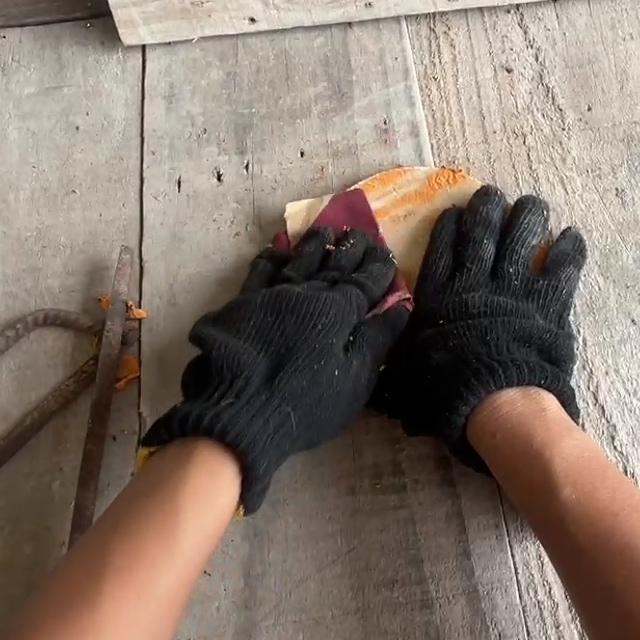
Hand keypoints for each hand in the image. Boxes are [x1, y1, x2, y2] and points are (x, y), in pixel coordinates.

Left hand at [142, 227, 408, 511]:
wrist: (238, 409)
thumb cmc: (306, 402)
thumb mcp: (355, 379)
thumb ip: (377, 339)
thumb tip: (401, 306)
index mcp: (338, 311)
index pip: (365, 283)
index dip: (378, 269)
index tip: (387, 254)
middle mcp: (307, 294)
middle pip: (334, 265)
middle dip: (350, 248)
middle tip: (360, 232)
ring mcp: (272, 296)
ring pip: (298, 261)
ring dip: (313, 245)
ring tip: (324, 229)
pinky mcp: (242, 304)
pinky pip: (260, 272)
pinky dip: (270, 259)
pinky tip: (276, 250)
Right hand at [374, 185, 586, 469]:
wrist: (497, 401)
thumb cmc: (447, 392)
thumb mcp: (408, 371)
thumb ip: (399, 353)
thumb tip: (379, 355)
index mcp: (440, 296)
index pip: (441, 246)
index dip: (449, 225)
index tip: (454, 211)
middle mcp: (474, 283)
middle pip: (481, 233)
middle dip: (487, 207)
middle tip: (493, 194)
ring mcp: (513, 289)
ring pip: (522, 238)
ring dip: (528, 216)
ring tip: (532, 204)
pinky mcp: (547, 302)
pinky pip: (561, 267)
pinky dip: (568, 249)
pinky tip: (572, 235)